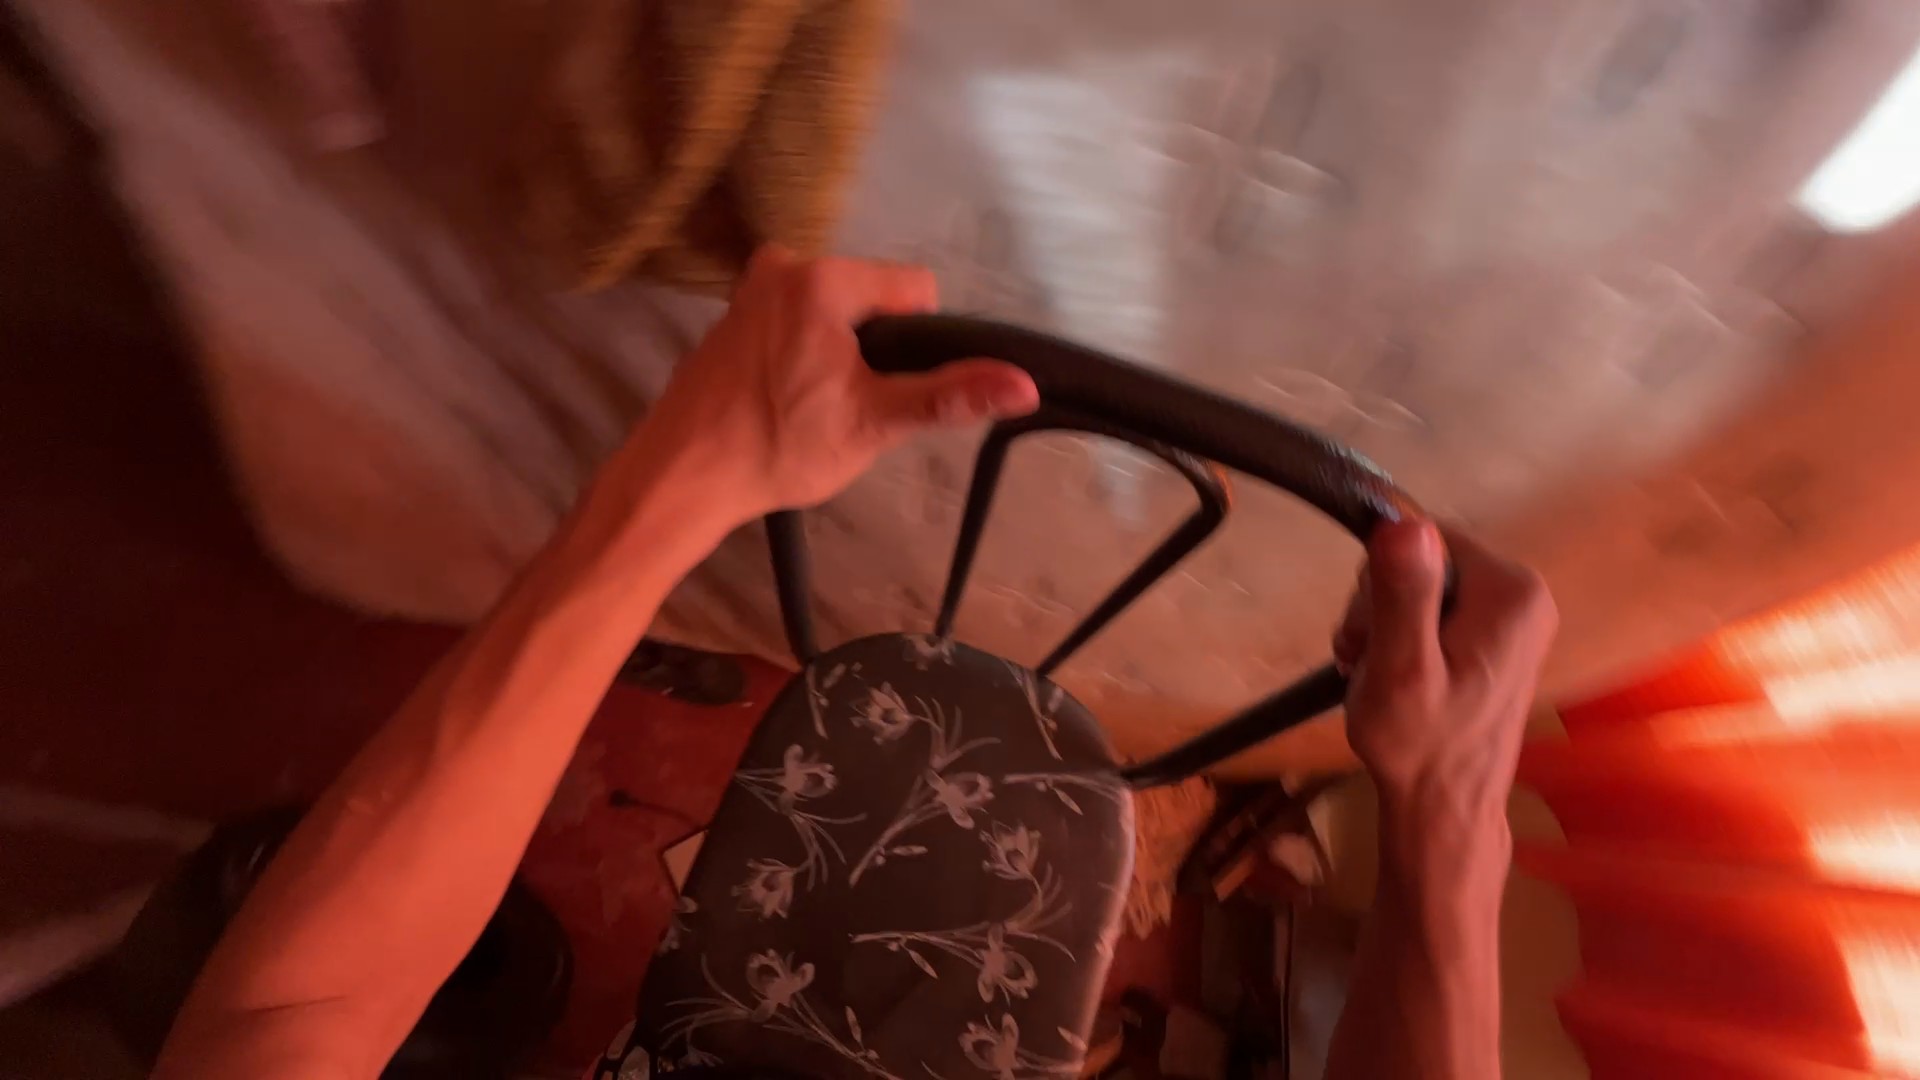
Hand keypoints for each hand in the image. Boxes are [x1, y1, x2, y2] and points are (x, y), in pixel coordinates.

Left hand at [631, 246, 1038, 524]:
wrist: (683, 475)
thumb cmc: (780, 446)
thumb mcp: (873, 422)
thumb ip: (948, 397)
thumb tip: (1025, 384)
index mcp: (823, 277)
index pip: (916, 291)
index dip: (918, 346)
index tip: (886, 390)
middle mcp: (785, 263)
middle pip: (875, 301)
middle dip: (878, 352)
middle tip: (848, 406)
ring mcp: (753, 287)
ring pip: (839, 315)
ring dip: (843, 356)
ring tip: (816, 407)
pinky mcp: (735, 314)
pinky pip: (800, 322)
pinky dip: (808, 355)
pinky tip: (788, 399)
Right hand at [1333, 521, 1556, 816]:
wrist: (1440, 805)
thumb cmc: (1417, 741)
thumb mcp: (1401, 666)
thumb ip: (1405, 594)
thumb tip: (1402, 523)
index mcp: (1509, 592)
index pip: (1422, 539)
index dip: (1382, 581)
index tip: (1371, 632)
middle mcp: (1521, 594)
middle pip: (1419, 563)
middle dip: (1378, 607)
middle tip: (1368, 657)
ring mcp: (1509, 618)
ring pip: (1415, 587)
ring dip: (1379, 625)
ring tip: (1374, 671)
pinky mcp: (1491, 639)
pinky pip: (1428, 610)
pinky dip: (1396, 638)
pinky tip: (1386, 673)